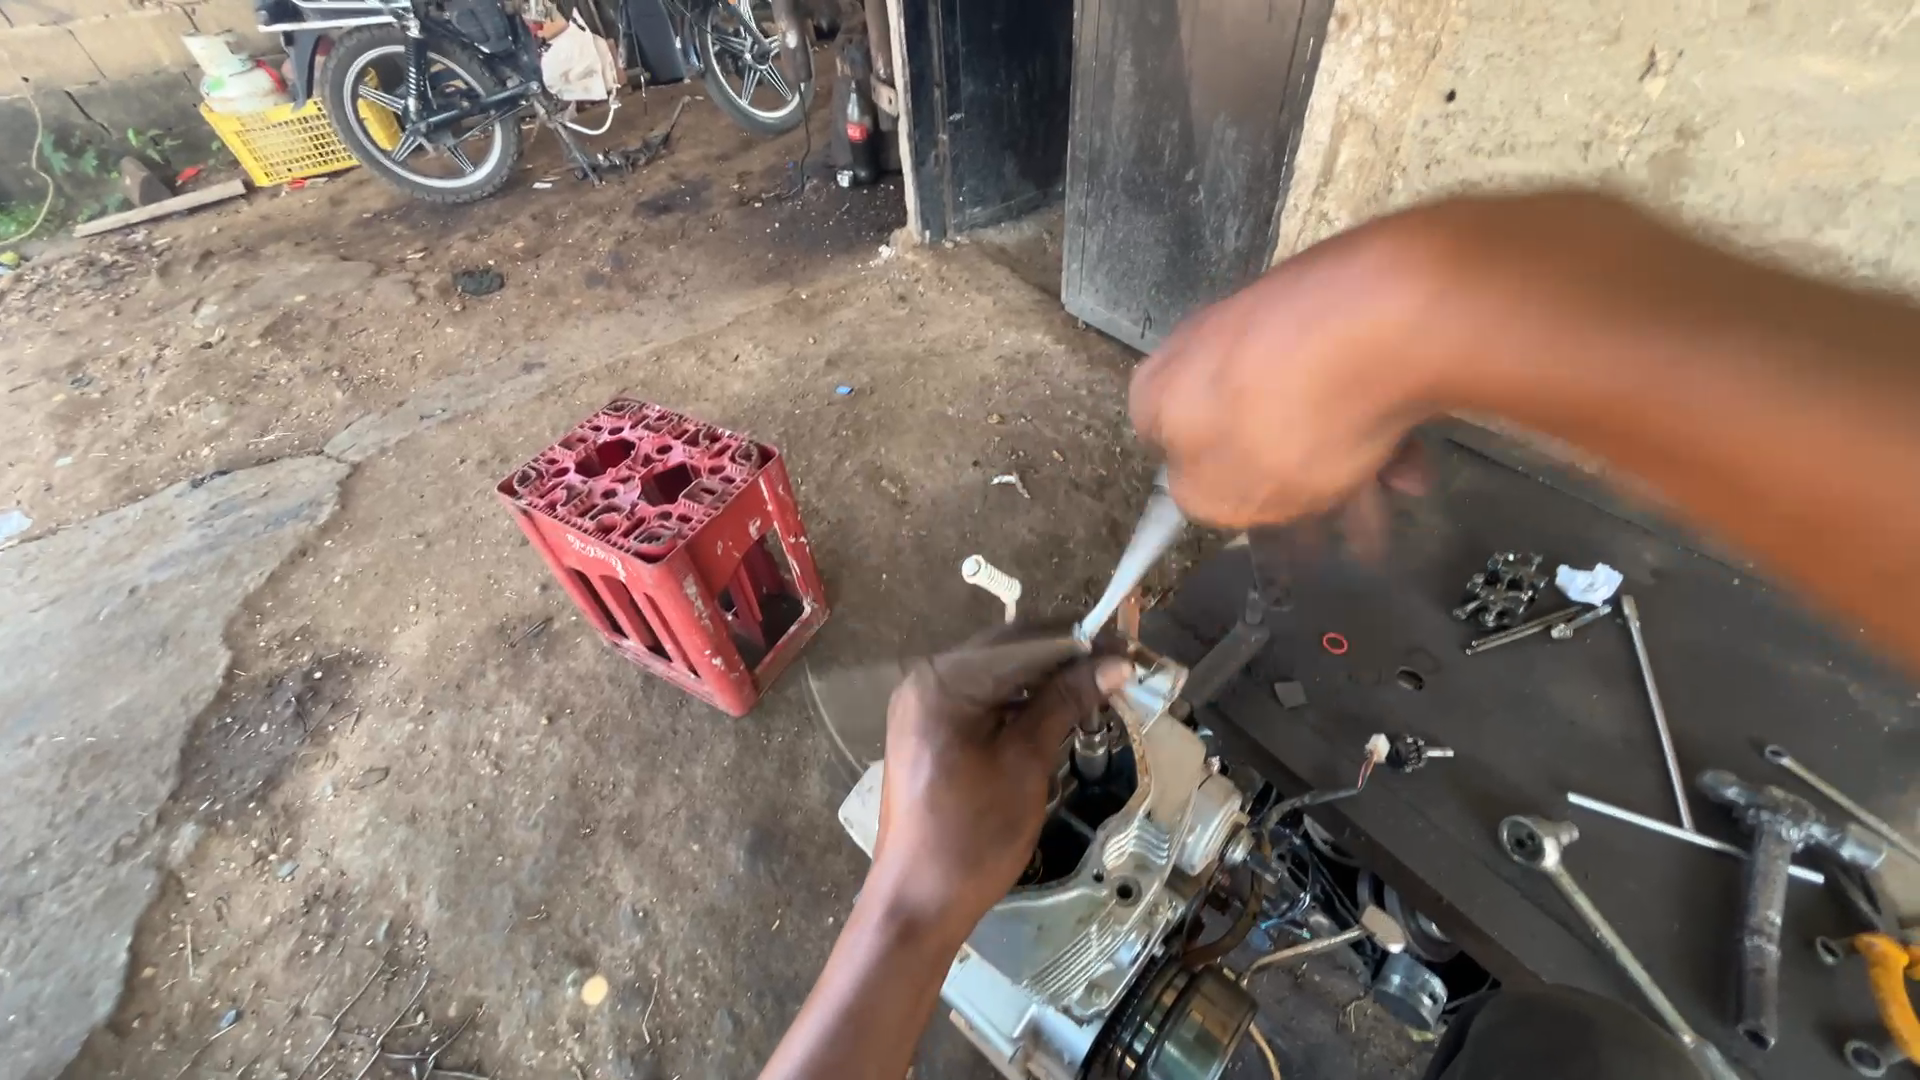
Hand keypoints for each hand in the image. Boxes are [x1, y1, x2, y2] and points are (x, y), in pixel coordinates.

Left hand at [865, 630, 1130, 940]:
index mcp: (942, 681)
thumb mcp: (1025, 762)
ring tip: (1094, 685)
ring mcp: (921, 705)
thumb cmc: (972, 834)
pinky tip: (1054, 708)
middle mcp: (925, 680)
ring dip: (1042, 679)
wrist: (917, 903)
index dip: (1077, 642)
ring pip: (994, 675)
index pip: (1020, 641)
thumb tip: (1115, 664)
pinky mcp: (927, 729)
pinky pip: (978, 699)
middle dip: (1061, 658)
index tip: (1125, 647)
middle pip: (1005, 652)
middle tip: (1116, 665)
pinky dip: (1016, 701)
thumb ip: (1065, 702)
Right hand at [1128, 218, 1437, 531]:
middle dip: (1296, 476)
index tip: (1262, 512)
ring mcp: (1265, 314)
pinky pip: (1343, 368)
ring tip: (1397, 482)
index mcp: (1153, 392)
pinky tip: (1413, 444)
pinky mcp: (1331, 294)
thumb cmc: (1281, 424)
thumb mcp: (1221, 499)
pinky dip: (1370, 409)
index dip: (1214, 486)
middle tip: (1342, 512)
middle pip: (1243, 427)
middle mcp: (1196, 344)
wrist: (1384, 318)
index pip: (1166, 449)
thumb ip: (1201, 502)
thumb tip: (1209, 486)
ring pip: (1300, 401)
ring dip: (1345, 450)